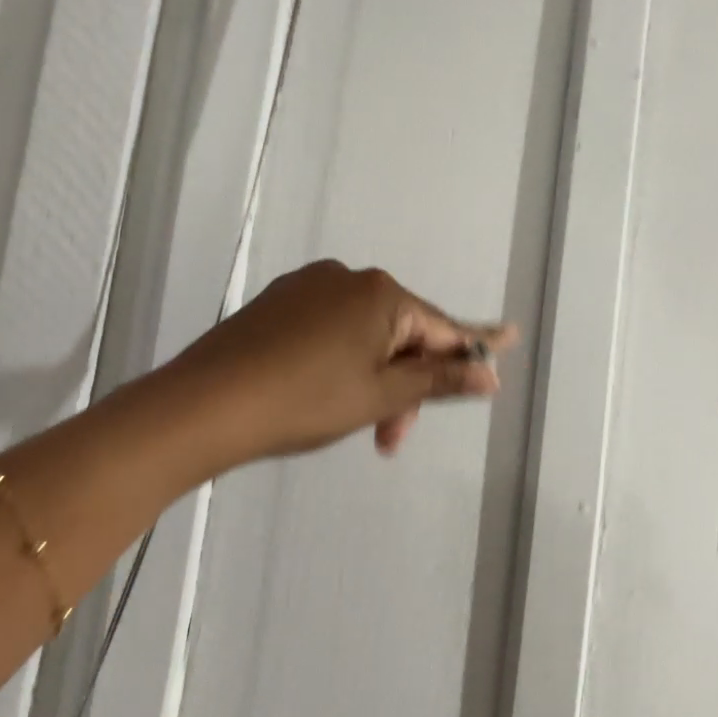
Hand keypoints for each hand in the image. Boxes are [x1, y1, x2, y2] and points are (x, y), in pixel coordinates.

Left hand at [170, 260, 517, 459]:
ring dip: (375, 379)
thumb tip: (489, 374)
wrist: (207, 404)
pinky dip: (342, 362)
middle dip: (407, 384)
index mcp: (381, 294)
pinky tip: (326, 394)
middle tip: (392, 439)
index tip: (510, 342)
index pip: (441, 327)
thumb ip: (438, 380)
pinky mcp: (277, 304)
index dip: (472, 347)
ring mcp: (307, 287)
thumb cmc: (306, 400)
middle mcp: (347, 278)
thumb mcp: (380, 395)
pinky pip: (330, 330)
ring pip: (364, 334)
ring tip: (360, 427)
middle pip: (401, 332)